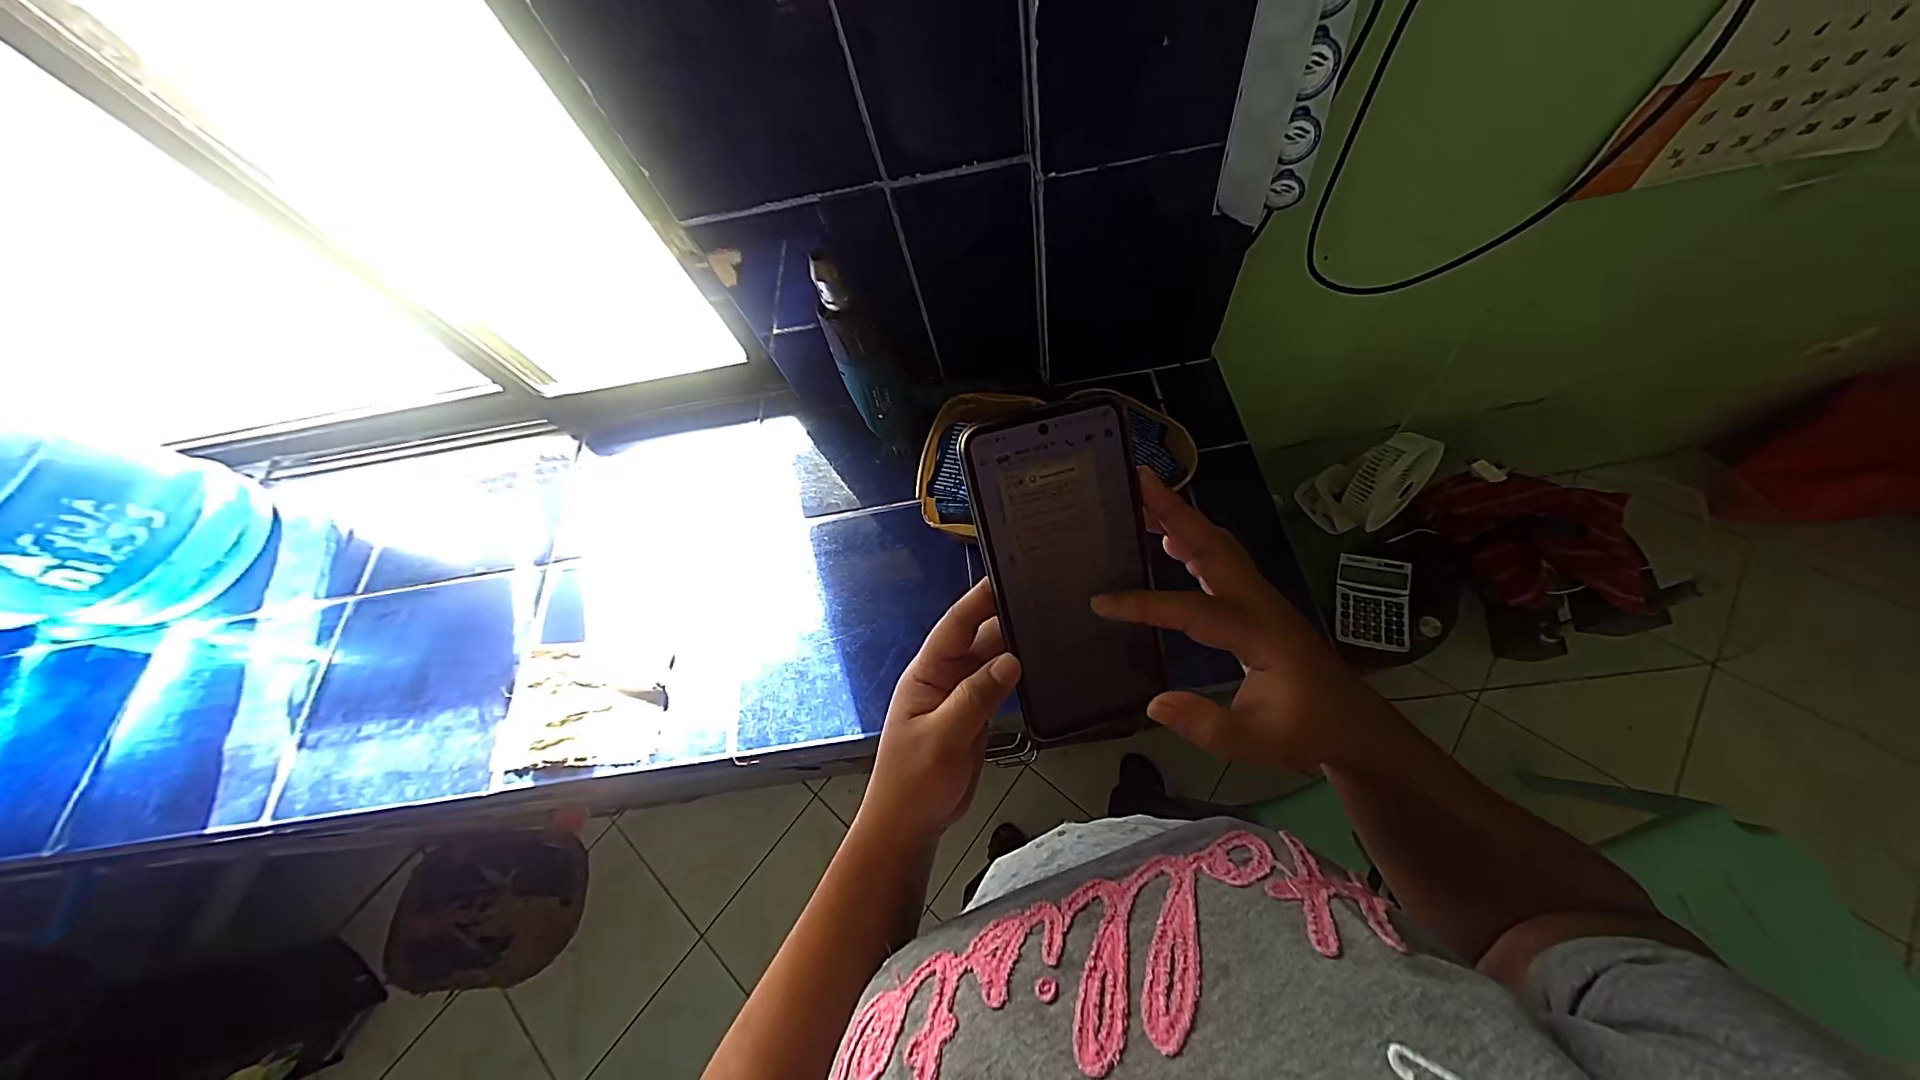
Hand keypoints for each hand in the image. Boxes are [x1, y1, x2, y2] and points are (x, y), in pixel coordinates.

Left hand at [855, 578, 1020, 850]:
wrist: (911, 824)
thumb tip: (1010, 661)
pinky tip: (1038, 668)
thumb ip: (975, 698)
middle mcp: (944, 678)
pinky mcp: (976, 715)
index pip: (954, 627)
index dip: (977, 601)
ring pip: (991, 662)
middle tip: (1039, 601)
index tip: (1003, 576)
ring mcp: (961, 696)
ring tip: (1047, 629)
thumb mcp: (942, 737)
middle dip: (1004, 620)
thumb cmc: (913, 781)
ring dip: (1014, 648)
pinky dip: (1016, 677)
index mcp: (926, 674)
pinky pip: (998, 686)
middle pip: (977, 640)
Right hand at [1092, 471, 1396, 772]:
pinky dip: (1196, 540)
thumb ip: (1206, 726)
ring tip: (1145, 499)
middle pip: (1214, 547)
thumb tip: (1154, 703)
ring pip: (1220, 546)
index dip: (1146, 604)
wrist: (1358, 729)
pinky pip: (1224, 560)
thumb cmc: (1310, 734)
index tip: (1101, 602)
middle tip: (1139, 481)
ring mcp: (1262, 599)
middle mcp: (1261, 604)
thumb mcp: (1258, 742)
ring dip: (1184, 519)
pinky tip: (1170, 540)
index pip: (1194, 610)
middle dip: (1176, 511)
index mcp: (1260, 634)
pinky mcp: (1259, 603)